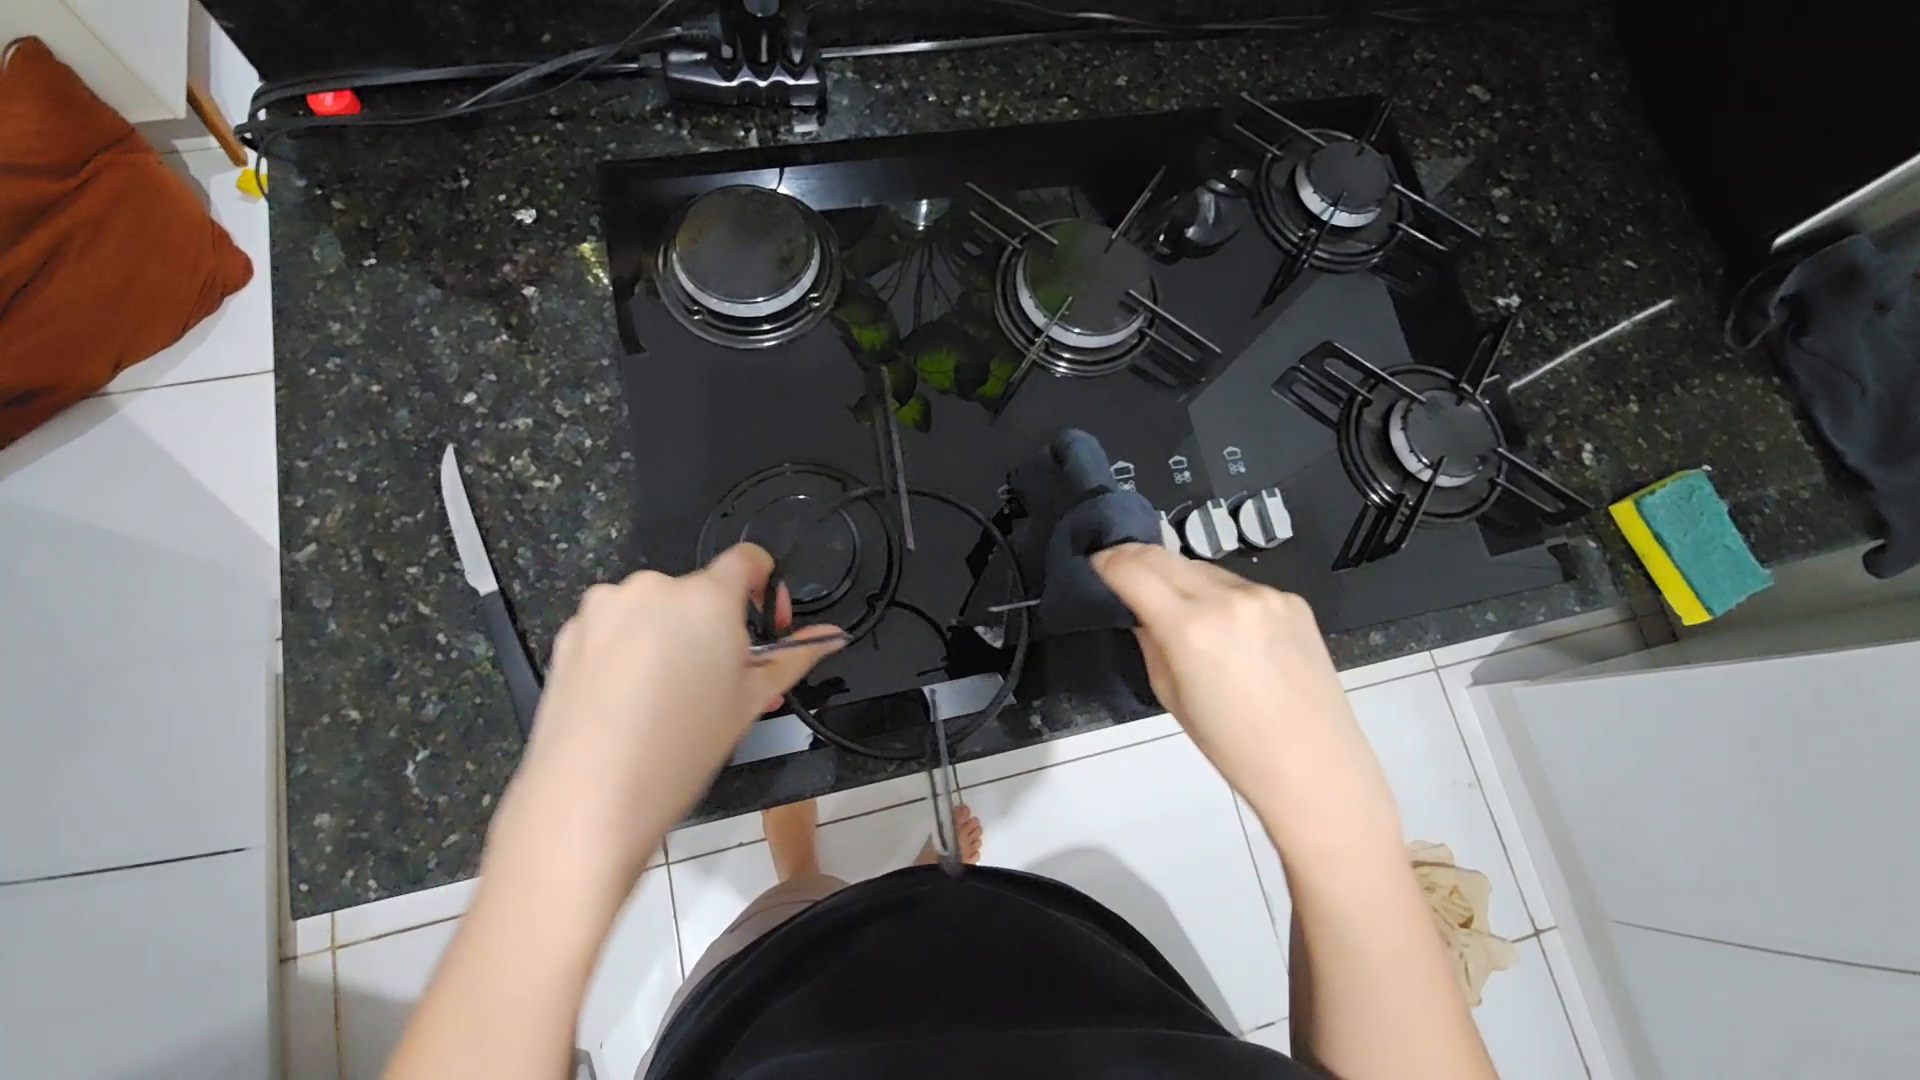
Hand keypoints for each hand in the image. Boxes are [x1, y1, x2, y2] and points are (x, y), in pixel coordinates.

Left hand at [488, 544, 843, 889]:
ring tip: (674, 695)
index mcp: (707, 597)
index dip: (764, 586)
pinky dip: (631, 649)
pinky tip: (634, 699)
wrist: (591, 796)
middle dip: (717, 626)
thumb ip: (795, 656)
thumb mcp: (752, 701)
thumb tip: (831, 637)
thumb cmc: (681, 748)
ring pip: (656, 610)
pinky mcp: (571, 633)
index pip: (748, 558)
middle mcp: (653, 588)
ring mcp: (606, 608)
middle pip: (700, 591)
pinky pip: (615, 627)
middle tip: (722, 679)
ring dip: (673, 636)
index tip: (764, 623)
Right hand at [1092, 543, 1397, 839]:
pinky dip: (1218, 594)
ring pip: (1201, 567)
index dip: (1104, 563)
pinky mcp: (1292, 599)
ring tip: (1174, 606)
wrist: (1314, 765)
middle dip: (1133, 557)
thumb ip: (1150, 640)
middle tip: (1116, 568)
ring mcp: (1265, 594)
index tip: (1093, 566)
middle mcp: (1227, 598)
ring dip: (1177, 576)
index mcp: (1189, 628)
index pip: (1131, 570)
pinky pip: (1238, 584)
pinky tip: (1225, 627)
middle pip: (1162, 555)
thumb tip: (1141, 611)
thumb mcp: (1169, 694)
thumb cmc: (1231, 745)